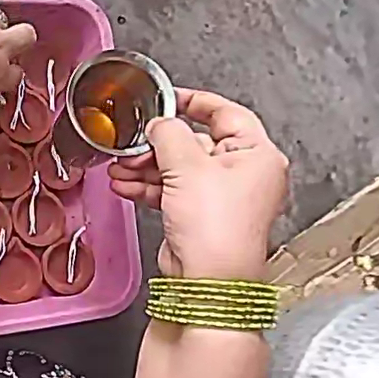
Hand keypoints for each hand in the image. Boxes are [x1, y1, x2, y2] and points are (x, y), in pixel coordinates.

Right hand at [109, 89, 289, 280]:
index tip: (168, 99)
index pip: (225, 113)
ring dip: (146, 167)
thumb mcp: (188, 167)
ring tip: (122, 167)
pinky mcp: (199, 215)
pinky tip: (126, 185)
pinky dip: (148, 186)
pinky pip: (171, 190)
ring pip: (178, 169)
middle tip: (135, 145)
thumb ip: (169, 135)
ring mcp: (219, 196)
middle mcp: (242, 174)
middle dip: (158, 145)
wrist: (208, 278)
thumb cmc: (217, 229)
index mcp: (256, 154)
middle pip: (194, 143)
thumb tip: (160, 123)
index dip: (194, 102)